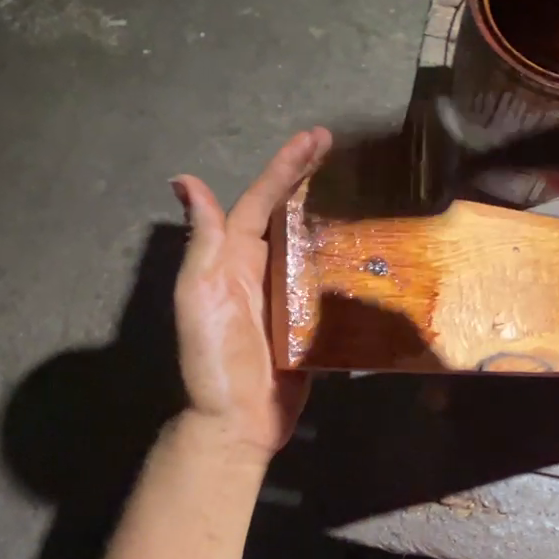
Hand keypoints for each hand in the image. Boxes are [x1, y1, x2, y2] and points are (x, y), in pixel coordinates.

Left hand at [170, 128, 331, 461]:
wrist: (239, 421)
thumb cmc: (213, 357)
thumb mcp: (199, 295)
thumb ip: (204, 241)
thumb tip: (185, 180)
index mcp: (234, 257)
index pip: (262, 200)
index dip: (286, 166)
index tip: (316, 137)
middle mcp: (262, 267)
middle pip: (288, 212)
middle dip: (309, 176)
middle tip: (336, 146)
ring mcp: (288, 294)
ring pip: (311, 242)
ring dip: (333, 212)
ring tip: (362, 185)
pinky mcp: (311, 320)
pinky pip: (330, 282)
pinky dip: (348, 261)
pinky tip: (372, 247)